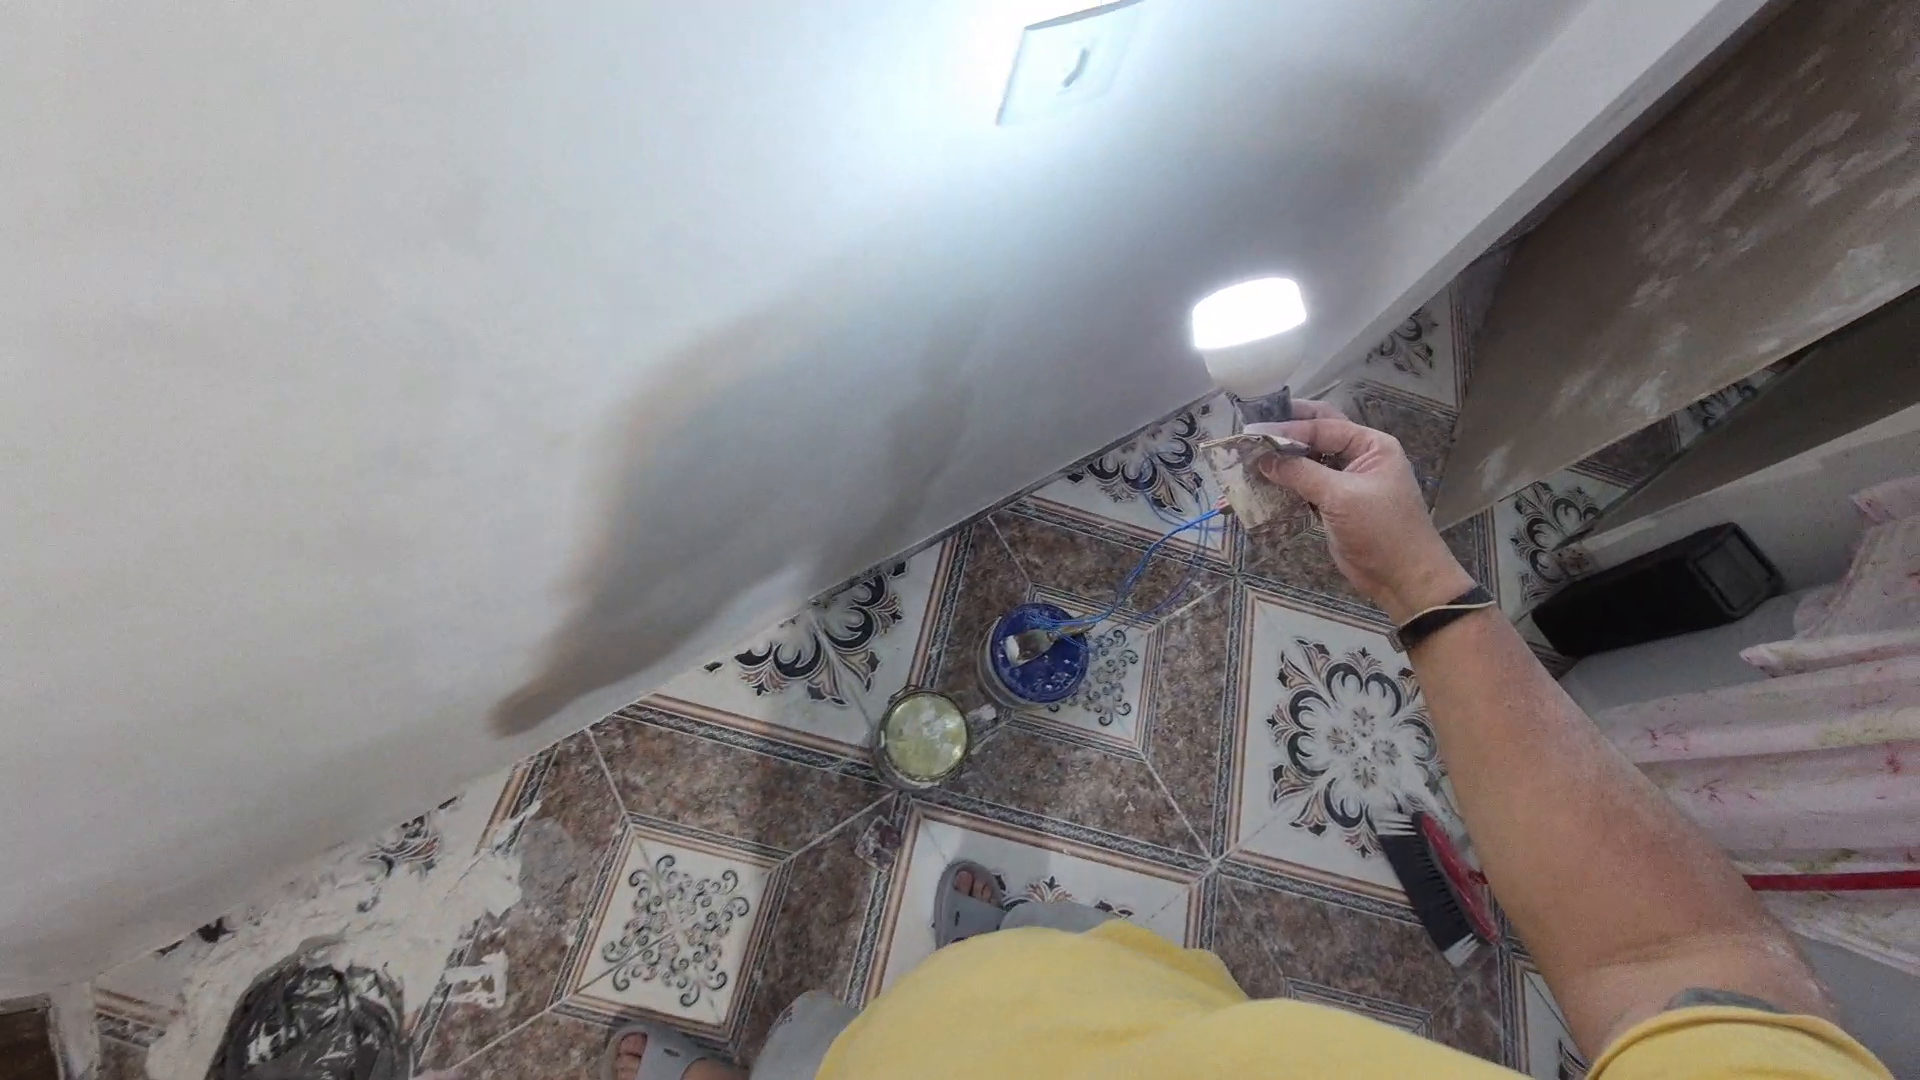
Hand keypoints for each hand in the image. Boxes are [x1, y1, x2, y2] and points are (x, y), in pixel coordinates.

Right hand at [1247, 416, 1472, 622]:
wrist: (1401, 576)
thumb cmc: (1381, 530)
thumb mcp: (1341, 496)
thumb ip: (1300, 473)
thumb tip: (1263, 458)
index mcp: (1371, 445)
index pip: (1323, 426)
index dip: (1287, 428)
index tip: (1253, 432)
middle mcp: (1358, 458)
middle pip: (1317, 436)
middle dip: (1286, 434)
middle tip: (1253, 431)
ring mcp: (1344, 482)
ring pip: (1307, 462)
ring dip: (1281, 462)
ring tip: (1249, 458)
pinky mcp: (1332, 505)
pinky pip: (1303, 487)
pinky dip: (1283, 485)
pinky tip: (1261, 485)